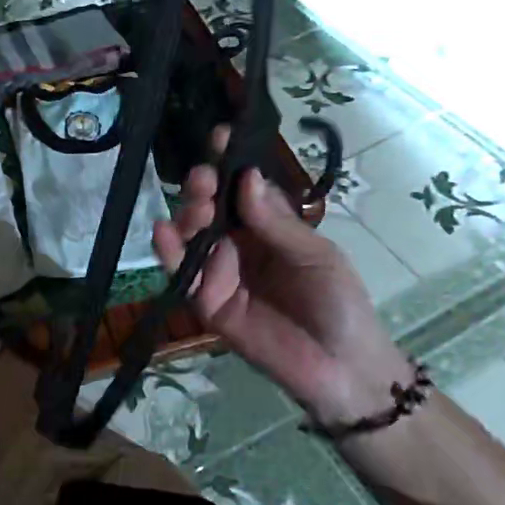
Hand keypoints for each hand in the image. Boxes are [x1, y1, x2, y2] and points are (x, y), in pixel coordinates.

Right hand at [151, 132, 413, 424]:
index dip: (230, 163)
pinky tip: (163, 231)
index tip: (221, 137)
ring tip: (196, 210)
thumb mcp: (317, 256)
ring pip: (190, 233)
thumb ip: (277, 222)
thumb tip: (246, 177)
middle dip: (203, 187)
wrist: (342, 368)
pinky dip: (168, 251)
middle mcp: (237, 243)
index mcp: (268, 226)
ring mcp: (217, 270)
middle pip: (210, 206)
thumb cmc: (340, 303)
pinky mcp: (203, 300)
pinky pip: (180, 271)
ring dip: (186, 215)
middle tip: (204, 180)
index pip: (241, 188)